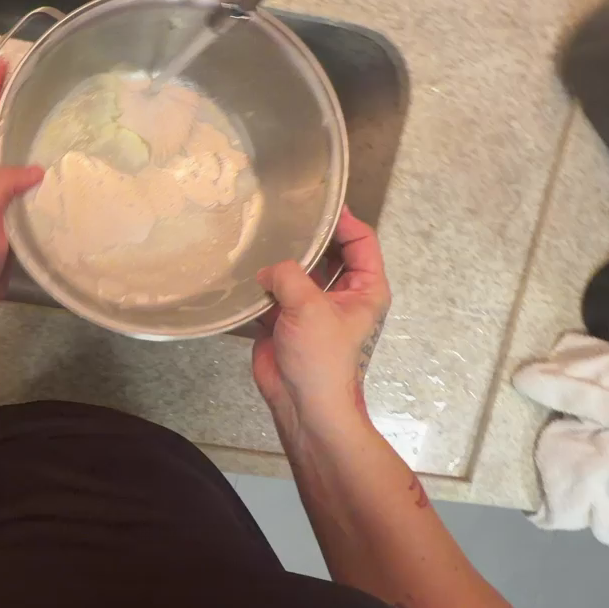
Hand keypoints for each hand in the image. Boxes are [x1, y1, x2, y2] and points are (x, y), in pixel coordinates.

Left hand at [0, 59, 43, 322]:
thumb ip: (5, 187)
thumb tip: (37, 168)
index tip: (3, 63)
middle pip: (1, 140)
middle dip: (16, 112)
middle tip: (43, 90)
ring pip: (19, 168)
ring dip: (35, 147)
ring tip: (64, 128)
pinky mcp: (12, 225)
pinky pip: (30, 197)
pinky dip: (47, 185)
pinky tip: (67, 182)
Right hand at [252, 209, 392, 445]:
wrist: (302, 404)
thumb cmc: (321, 358)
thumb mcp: (310, 308)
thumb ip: (288, 276)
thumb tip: (266, 270)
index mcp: (365, 289)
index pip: (361, 242)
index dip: (344, 220)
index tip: (318, 204)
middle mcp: (341, 295)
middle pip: (327, 254)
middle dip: (307, 239)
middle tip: (282, 217)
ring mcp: (311, 308)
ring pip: (297, 273)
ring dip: (279, 262)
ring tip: (258, 240)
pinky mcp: (284, 321)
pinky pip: (273, 294)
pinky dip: (260, 286)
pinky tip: (243, 272)